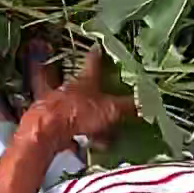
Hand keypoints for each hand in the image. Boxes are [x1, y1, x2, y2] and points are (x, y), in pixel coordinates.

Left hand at [16, 47, 134, 152]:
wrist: (46, 130)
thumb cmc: (78, 113)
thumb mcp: (110, 110)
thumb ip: (128, 107)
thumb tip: (147, 103)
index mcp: (84, 81)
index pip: (93, 64)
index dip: (97, 56)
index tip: (97, 46)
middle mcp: (67, 89)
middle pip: (79, 86)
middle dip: (87, 90)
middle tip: (99, 96)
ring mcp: (55, 104)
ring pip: (71, 107)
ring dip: (82, 117)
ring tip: (98, 132)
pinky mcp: (47, 122)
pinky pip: (64, 128)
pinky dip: (73, 136)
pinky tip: (80, 146)